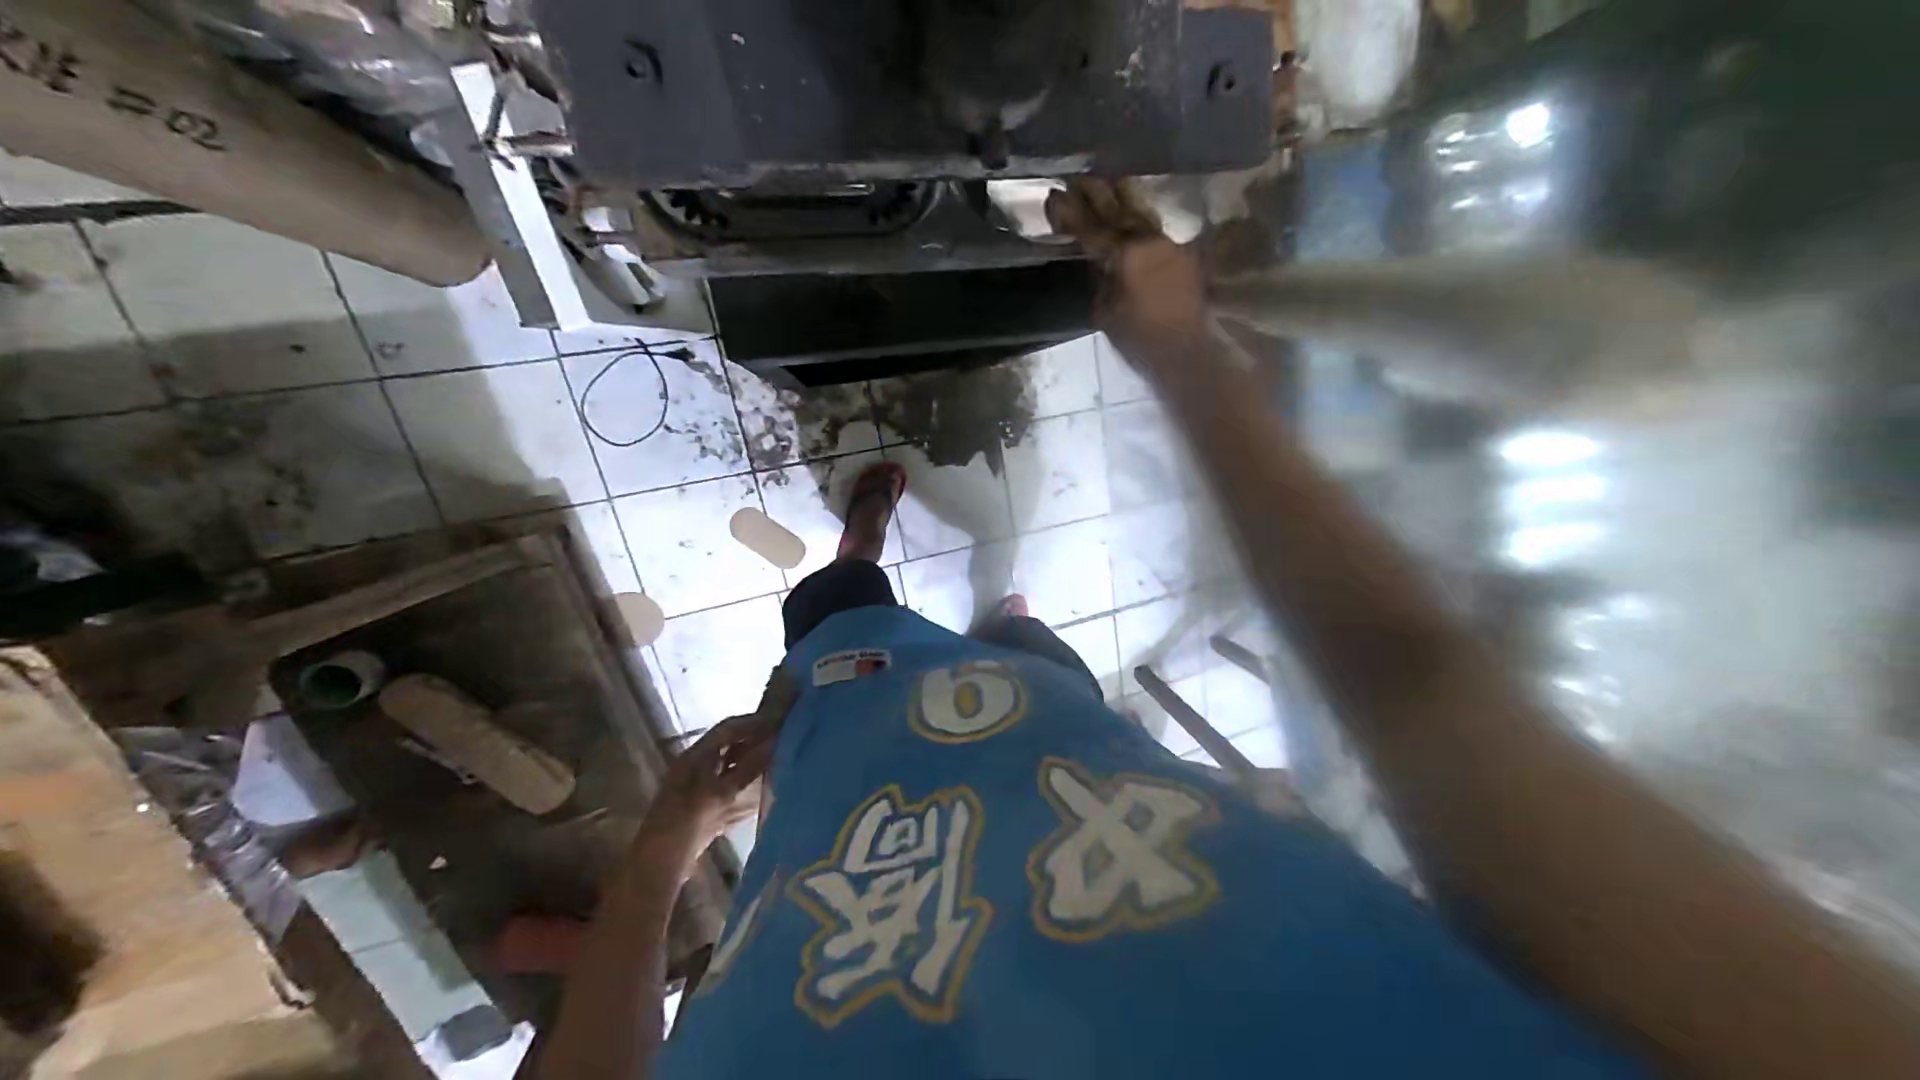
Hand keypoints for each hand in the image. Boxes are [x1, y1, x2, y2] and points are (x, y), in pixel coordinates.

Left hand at [634, 714, 776, 872]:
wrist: (658, 868)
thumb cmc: (684, 822)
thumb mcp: (719, 793)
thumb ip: (747, 768)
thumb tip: (774, 742)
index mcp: (693, 758)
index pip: (726, 730)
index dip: (752, 724)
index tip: (779, 723)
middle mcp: (696, 771)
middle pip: (730, 751)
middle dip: (756, 746)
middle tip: (786, 745)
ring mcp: (700, 795)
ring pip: (732, 774)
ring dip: (755, 770)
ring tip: (783, 767)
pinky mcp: (706, 815)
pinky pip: (732, 797)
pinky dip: (750, 794)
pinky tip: (768, 797)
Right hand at [1046, 178, 1207, 361]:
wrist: (1185, 351)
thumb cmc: (1138, 338)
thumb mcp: (1104, 312)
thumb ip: (1099, 280)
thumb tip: (1098, 263)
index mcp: (1125, 254)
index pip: (1090, 228)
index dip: (1069, 213)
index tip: (1054, 196)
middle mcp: (1148, 240)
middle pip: (1117, 209)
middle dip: (1096, 193)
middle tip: (1078, 178)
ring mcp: (1169, 244)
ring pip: (1140, 213)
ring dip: (1122, 199)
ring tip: (1108, 184)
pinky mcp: (1183, 254)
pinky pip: (1155, 231)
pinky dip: (1139, 221)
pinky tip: (1132, 218)